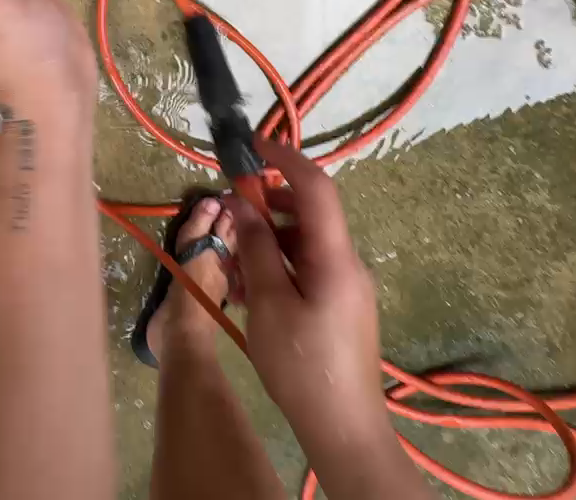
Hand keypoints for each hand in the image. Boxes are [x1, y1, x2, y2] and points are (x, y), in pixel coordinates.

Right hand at [228, 140, 396, 457]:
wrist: (344, 430)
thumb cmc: (303, 365)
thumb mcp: (269, 303)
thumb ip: (256, 248)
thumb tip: (242, 202)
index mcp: (334, 257)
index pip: (316, 188)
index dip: (286, 158)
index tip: (253, 144)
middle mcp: (346, 262)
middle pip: (308, 212)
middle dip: (267, 200)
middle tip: (229, 207)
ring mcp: (345, 284)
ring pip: (303, 239)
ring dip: (267, 234)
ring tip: (231, 254)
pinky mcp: (339, 303)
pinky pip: (306, 264)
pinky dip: (277, 260)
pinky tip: (248, 282)